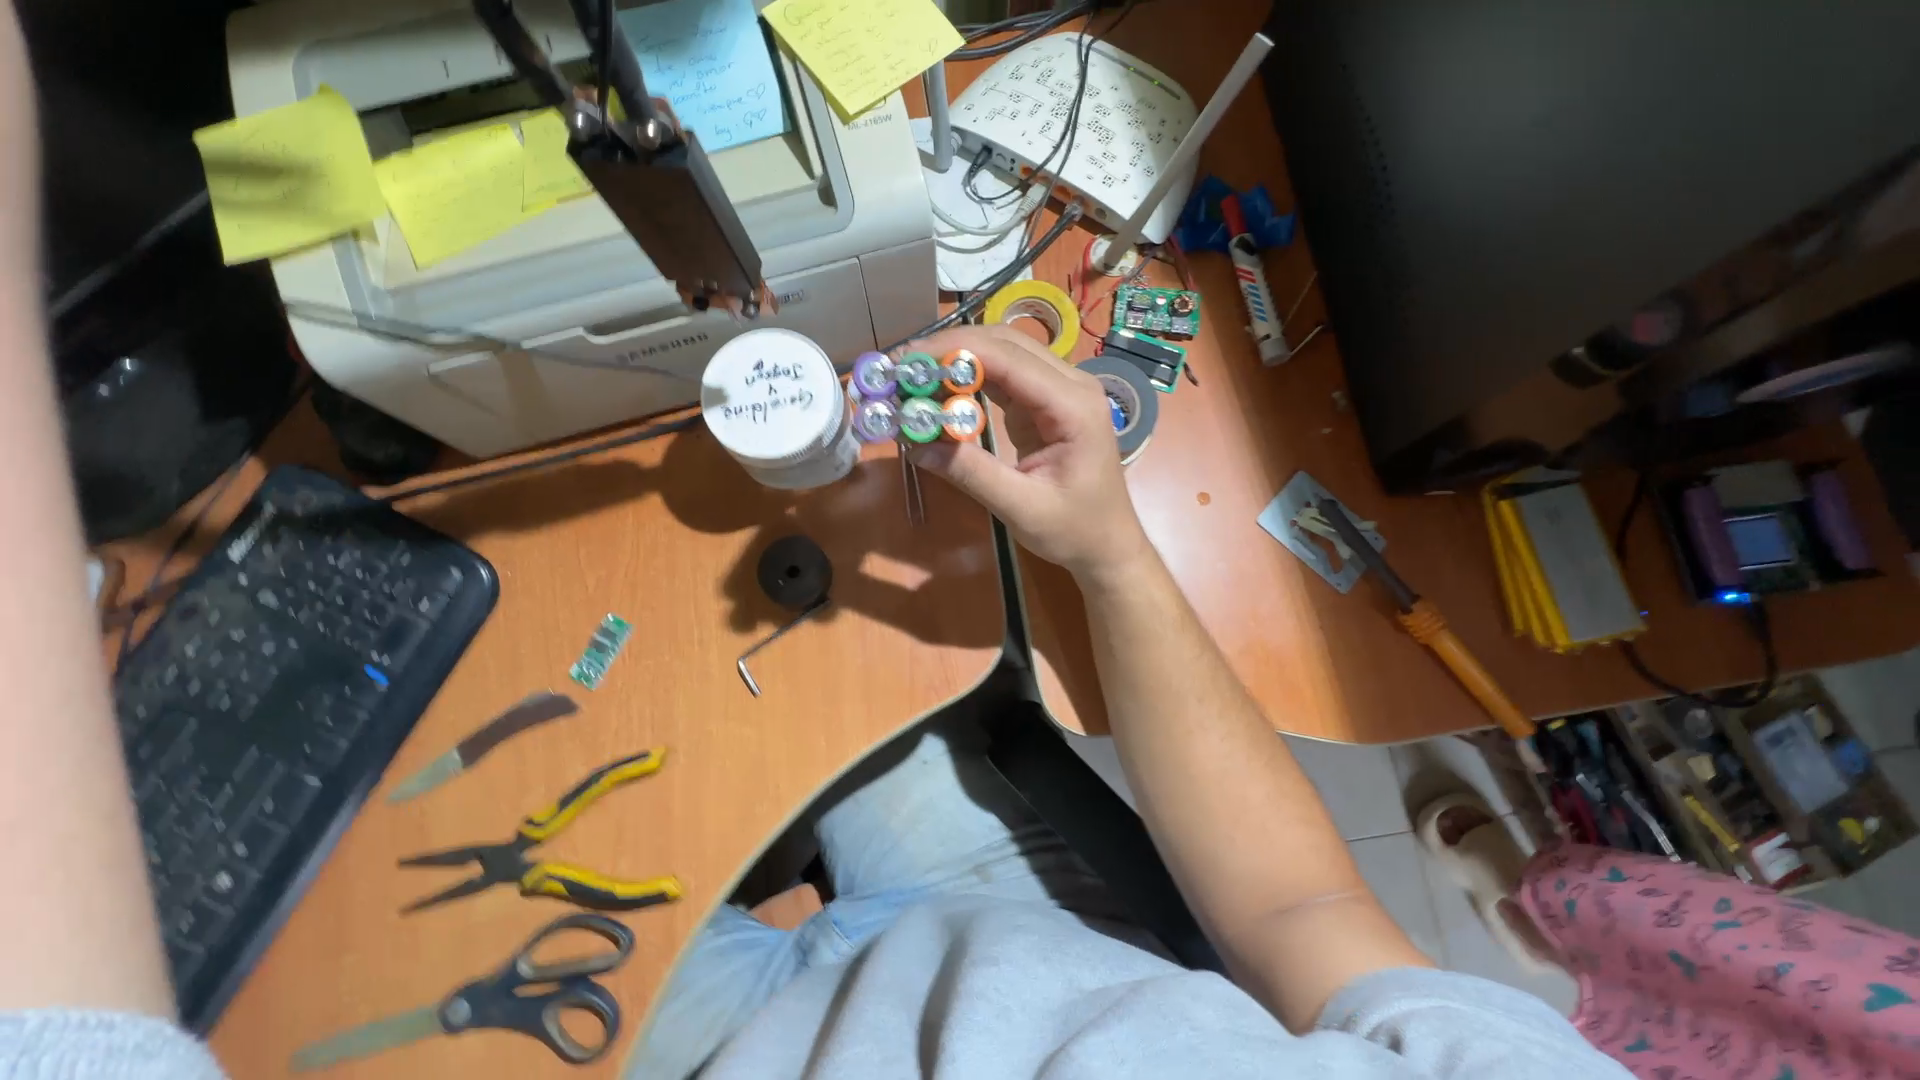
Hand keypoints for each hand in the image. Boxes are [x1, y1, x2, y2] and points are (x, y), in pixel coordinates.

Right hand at [904, 326, 1152, 579]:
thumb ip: (971, 474)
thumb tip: (915, 444)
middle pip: (1004, 343)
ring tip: (909, 377)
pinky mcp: (1044, 402)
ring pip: (1002, 353)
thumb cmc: (1075, 530)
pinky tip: (936, 389)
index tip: (905, 362)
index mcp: (1073, 406)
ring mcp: (1059, 390)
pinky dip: (967, 377)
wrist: (1108, 544)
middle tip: (897, 369)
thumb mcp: (1021, 508)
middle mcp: (1070, 385)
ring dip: (955, 359)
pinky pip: (1002, 375)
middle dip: (948, 349)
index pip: (1007, 358)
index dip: (953, 352)